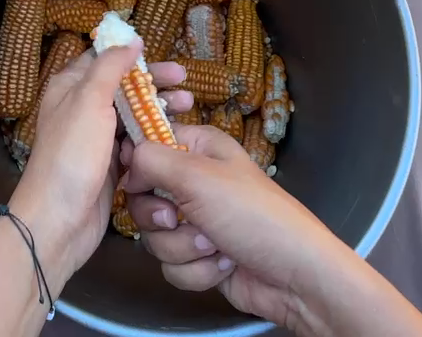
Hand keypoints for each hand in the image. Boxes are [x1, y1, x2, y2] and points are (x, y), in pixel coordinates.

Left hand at [7, 44, 192, 285]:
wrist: (58, 220)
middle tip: (185, 82)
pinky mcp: (109, 165)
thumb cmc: (71, 154)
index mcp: (71, 87)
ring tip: (189, 106)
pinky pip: (135, 143)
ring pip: (132, 115)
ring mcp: (96, 138)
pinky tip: (176, 137)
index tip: (162, 58)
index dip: (133, 56)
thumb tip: (130, 38)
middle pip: (123, 86)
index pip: (104, 60)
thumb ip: (110, 66)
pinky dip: (154, 137)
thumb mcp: (89, 100)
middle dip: (154, 83)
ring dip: (159, 109)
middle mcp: (82, 108)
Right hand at [122, 126, 383, 332]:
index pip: (146, 145)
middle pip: (143, 197)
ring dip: (183, 247)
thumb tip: (127, 160)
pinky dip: (196, 270)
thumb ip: (150, 159)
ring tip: (215, 246)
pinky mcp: (200, 257)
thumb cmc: (249, 213)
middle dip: (161, 218)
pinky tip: (223, 265)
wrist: (294, 276)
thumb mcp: (196, 176)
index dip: (137, 166)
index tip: (137, 182)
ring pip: (156, 236)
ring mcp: (197, 220)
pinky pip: (172, 264)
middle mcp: (193, 179)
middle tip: (180, 218)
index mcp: (196, 147)